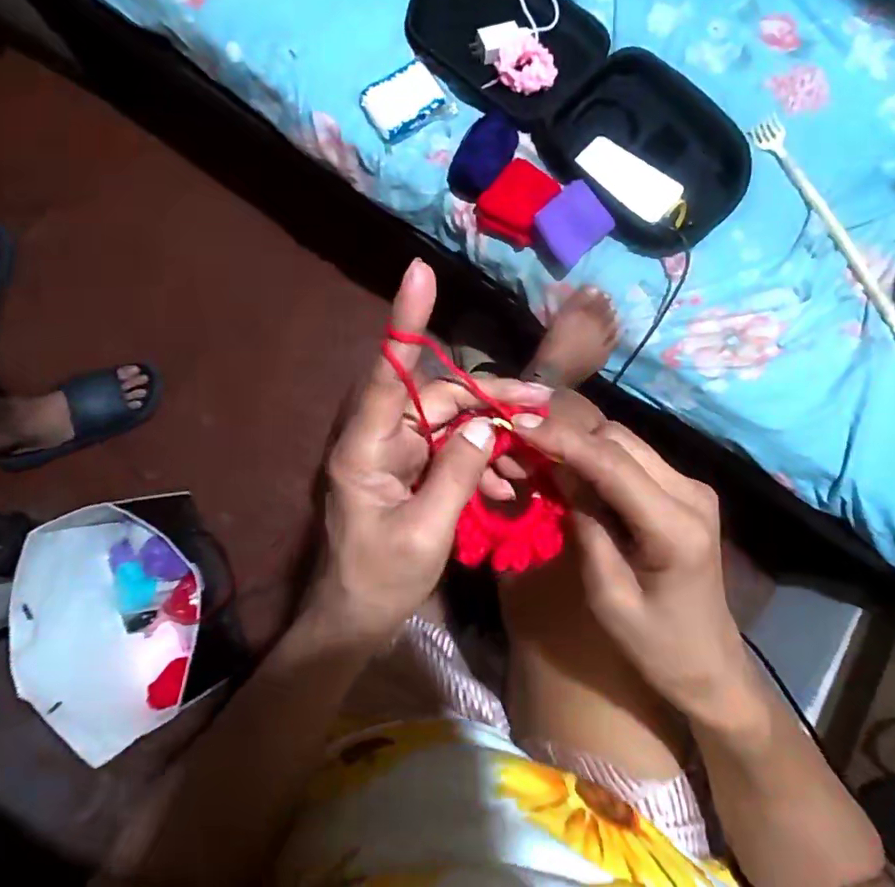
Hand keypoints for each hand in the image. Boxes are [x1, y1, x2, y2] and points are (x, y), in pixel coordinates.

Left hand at [315, 259, 550, 643]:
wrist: (353, 622)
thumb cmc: (377, 583)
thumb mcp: (425, 534)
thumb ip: (458, 476)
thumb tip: (489, 426)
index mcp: (366, 448)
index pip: (387, 372)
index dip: (404, 320)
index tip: (418, 272)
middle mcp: (379, 439)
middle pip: (438, 397)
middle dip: (490, 400)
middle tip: (541, 407)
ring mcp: (395, 454)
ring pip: (451, 422)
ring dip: (491, 436)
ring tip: (533, 455)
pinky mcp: (410, 471)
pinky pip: (451, 450)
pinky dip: (481, 462)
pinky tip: (510, 484)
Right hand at [514, 411, 752, 722]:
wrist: (709, 663)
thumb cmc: (655, 644)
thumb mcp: (607, 595)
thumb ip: (584, 527)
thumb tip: (556, 471)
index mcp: (675, 527)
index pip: (611, 464)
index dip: (562, 439)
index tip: (518, 424)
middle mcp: (691, 494)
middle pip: (619, 440)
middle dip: (566, 435)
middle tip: (519, 442)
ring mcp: (692, 487)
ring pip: (624, 441)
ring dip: (580, 442)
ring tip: (537, 452)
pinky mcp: (684, 489)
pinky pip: (632, 456)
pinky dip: (596, 455)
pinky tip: (569, 468)